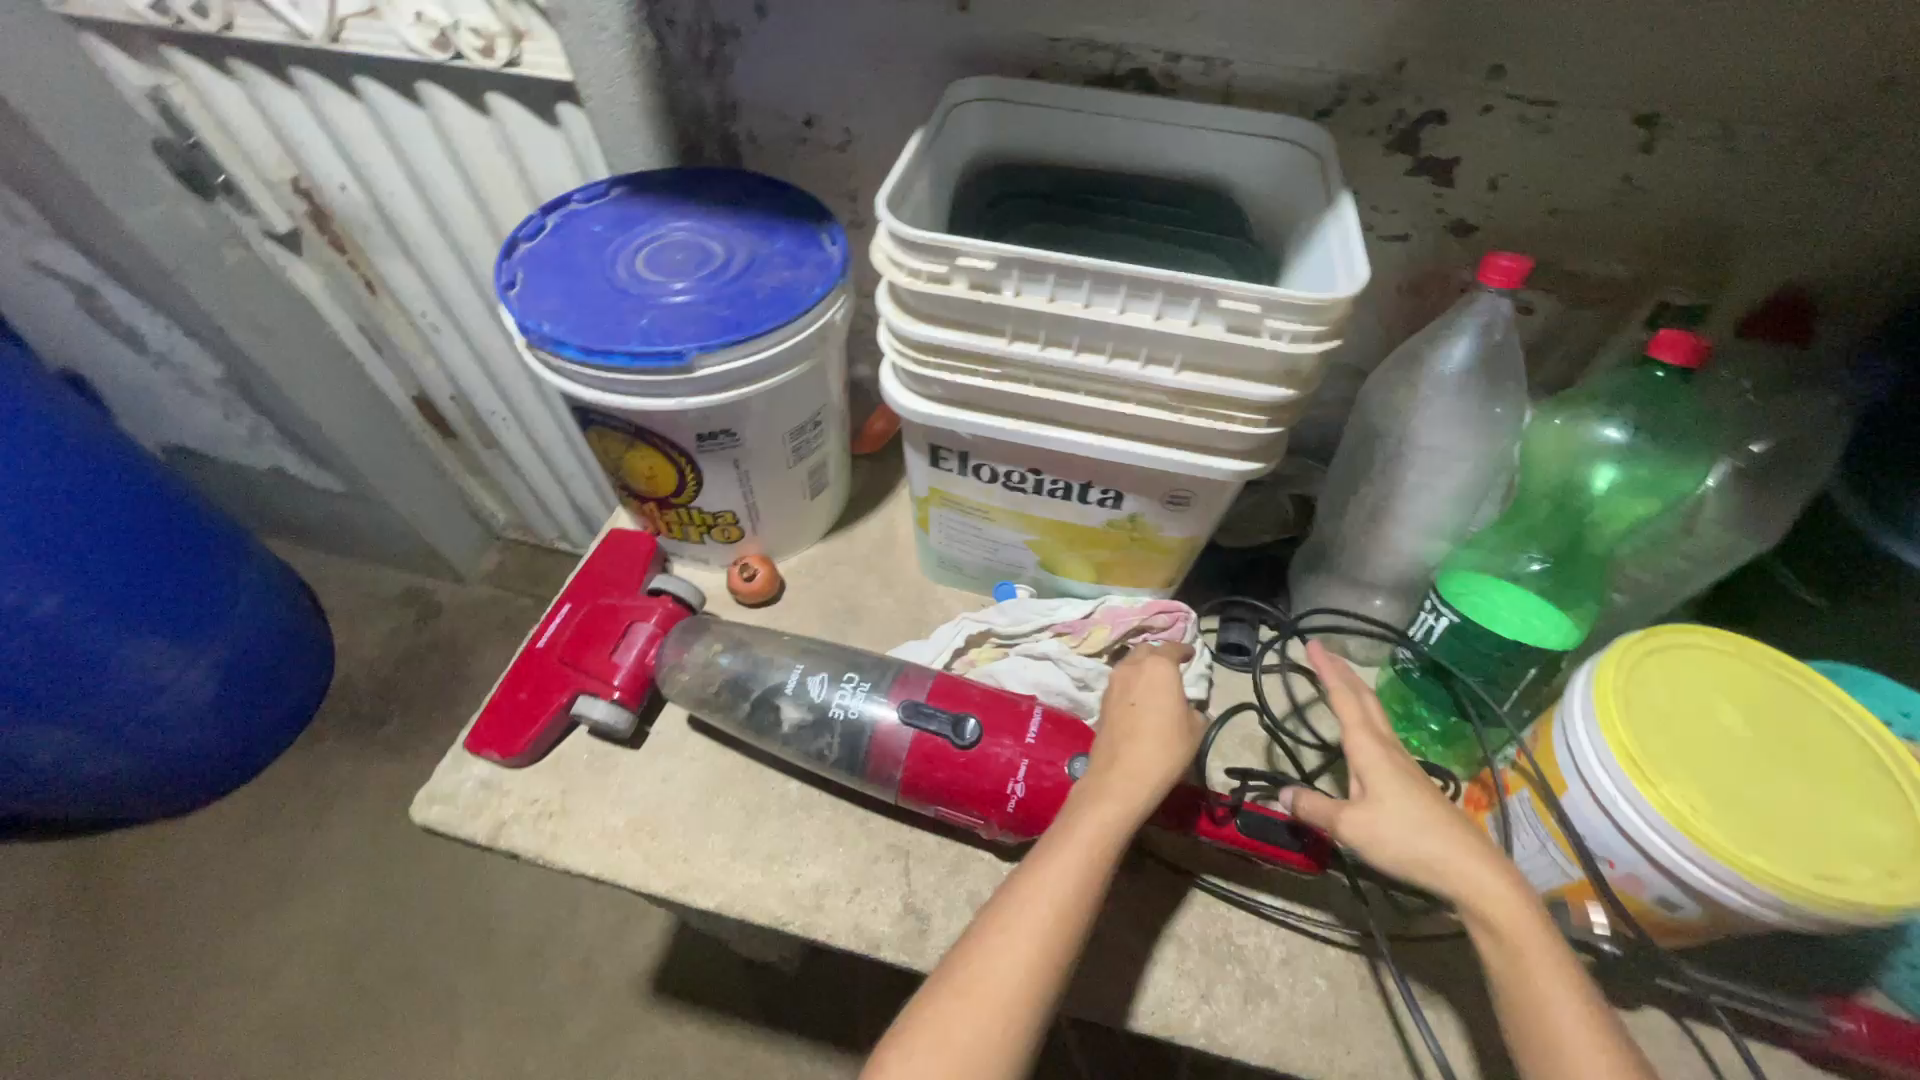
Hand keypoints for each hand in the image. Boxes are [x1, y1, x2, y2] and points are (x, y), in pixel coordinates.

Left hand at [1078, 642, 1203, 823]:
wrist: (1123, 773)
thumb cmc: (1166, 748)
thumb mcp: (1195, 728)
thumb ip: (1193, 708)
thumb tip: (1187, 707)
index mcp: (1159, 666)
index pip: (1172, 648)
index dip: (1183, 649)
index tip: (1190, 654)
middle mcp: (1132, 667)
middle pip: (1146, 651)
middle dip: (1159, 656)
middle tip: (1170, 667)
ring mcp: (1113, 682)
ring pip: (1128, 665)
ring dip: (1141, 669)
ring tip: (1153, 683)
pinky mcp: (1101, 700)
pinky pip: (1119, 683)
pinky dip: (1130, 684)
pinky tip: (1138, 699)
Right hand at [1279, 641, 1522, 908]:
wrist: (1468, 868)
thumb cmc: (1405, 839)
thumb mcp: (1349, 827)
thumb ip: (1313, 808)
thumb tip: (1282, 793)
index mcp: (1369, 749)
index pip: (1343, 699)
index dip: (1326, 670)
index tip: (1311, 643)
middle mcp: (1387, 748)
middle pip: (1365, 700)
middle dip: (1343, 673)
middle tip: (1323, 651)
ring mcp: (1403, 765)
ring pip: (1375, 716)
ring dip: (1355, 693)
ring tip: (1339, 682)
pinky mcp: (1411, 782)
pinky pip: (1381, 736)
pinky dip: (1364, 719)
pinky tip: (1361, 736)